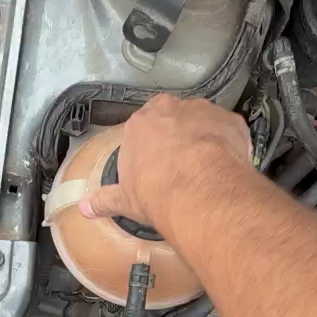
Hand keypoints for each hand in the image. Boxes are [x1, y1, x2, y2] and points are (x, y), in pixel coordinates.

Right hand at [80, 93, 252, 230]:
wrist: (198, 189)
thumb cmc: (156, 191)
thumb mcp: (125, 199)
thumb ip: (104, 200)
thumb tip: (84, 208)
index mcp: (141, 123)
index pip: (143, 129)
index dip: (150, 149)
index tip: (156, 166)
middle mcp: (172, 109)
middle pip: (173, 119)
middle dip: (177, 138)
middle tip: (182, 166)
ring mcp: (204, 111)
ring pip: (203, 121)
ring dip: (205, 138)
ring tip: (207, 168)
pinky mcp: (231, 121)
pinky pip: (229, 130)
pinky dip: (229, 144)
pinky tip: (228, 165)